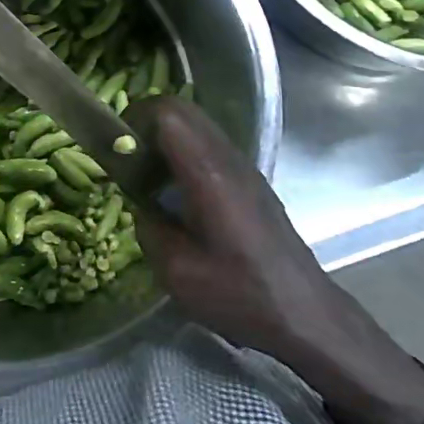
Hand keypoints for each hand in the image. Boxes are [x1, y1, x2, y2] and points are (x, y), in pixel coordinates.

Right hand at [125, 97, 338, 357]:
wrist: (306, 315)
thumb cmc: (241, 295)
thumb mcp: (177, 272)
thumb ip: (147, 227)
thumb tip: (140, 205)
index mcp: (208, 173)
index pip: (168, 113)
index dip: (135, 117)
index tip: (117, 146)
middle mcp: (228, 158)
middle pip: (181, 108)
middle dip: (146, 121)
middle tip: (127, 156)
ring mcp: (243, 165)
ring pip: (196, 123)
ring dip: (165, 136)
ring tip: (148, 174)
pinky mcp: (250, 179)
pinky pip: (208, 144)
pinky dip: (183, 151)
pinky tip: (177, 192)